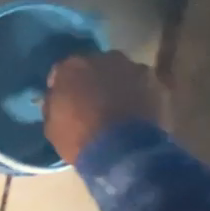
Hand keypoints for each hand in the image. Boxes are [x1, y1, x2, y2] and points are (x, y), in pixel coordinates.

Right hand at [43, 50, 169, 163]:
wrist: (123, 152)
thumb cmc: (79, 139)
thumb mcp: (52, 127)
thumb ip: (53, 105)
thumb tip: (55, 97)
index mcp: (73, 66)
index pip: (63, 70)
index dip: (63, 85)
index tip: (63, 100)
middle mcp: (105, 58)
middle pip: (95, 65)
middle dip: (93, 80)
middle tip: (92, 102)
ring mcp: (134, 67)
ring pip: (122, 73)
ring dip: (118, 85)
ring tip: (117, 108)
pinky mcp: (157, 82)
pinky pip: (142, 86)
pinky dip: (138, 95)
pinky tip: (135, 113)